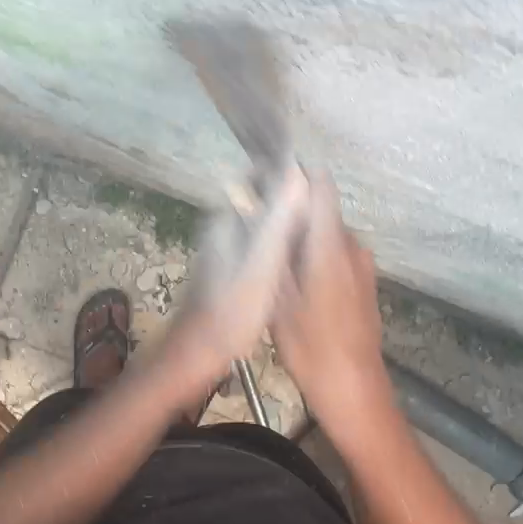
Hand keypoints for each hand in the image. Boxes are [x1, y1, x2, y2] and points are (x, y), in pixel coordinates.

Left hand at [160, 162, 310, 384]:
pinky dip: (279, 244)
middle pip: (260, 197)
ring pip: (260, 221)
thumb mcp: (262, 264)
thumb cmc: (231, 309)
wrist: (199, 352)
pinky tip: (298, 258)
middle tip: (323, 204)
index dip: (284, 171)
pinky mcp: (229, 269)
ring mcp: (224, 249)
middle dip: (289, 195)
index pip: (257, 176)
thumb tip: (298, 172)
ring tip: (317, 226)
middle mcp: (222, 227)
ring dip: (285, 220)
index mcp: (228, 219)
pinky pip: (259, 244)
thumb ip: (279, 219)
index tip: (315, 177)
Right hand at [270, 174, 392, 433]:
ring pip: (326, 237)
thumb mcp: (278, 302)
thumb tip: (264, 213)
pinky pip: (336, 256)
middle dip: (291, 214)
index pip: (320, 188)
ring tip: (270, 260)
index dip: (296, 176)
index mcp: (330, 246)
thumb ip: (274, 252)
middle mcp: (352, 248)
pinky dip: (314, 259)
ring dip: (301, 241)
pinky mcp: (364, 284)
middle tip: (256, 228)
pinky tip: (293, 284)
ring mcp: (363, 266)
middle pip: (320, 213)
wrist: (354, 390)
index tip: (267, 177)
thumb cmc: (311, 348)